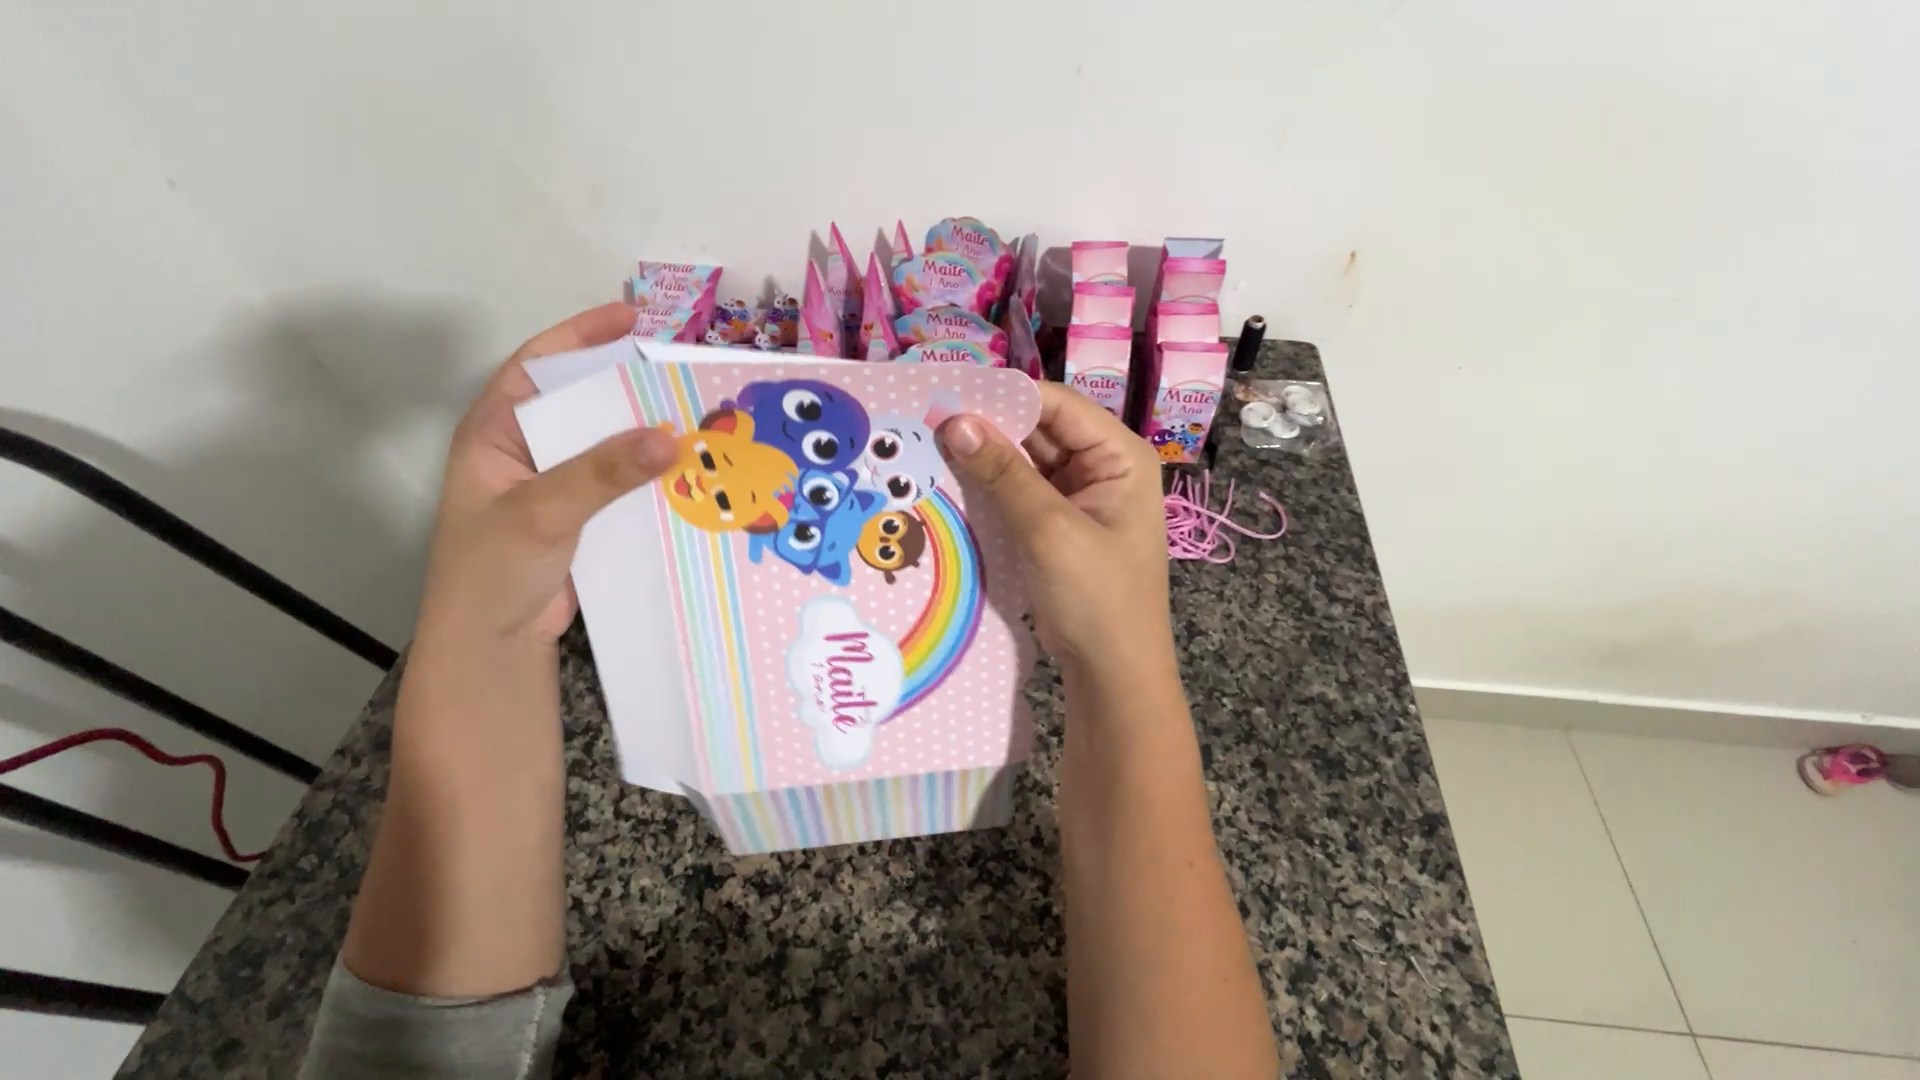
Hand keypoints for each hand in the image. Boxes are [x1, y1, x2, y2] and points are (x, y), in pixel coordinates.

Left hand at [416, 302, 676, 646]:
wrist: (491, 644)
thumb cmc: (491, 570)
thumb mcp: (541, 512)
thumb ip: (600, 474)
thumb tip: (669, 439)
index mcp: (495, 432)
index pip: (538, 366)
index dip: (582, 335)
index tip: (632, 317)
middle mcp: (526, 451)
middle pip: (583, 403)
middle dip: (629, 386)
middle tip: (682, 373)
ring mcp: (555, 486)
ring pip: (607, 446)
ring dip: (645, 435)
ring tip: (697, 418)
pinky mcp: (581, 518)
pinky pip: (620, 484)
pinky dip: (649, 476)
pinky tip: (687, 473)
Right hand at [938, 383, 1171, 675]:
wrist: (1112, 674)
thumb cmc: (1096, 598)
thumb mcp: (1049, 530)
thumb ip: (1003, 473)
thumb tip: (955, 421)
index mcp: (1118, 457)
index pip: (1057, 406)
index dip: (1004, 398)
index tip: (947, 396)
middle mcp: (1101, 468)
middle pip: (1039, 432)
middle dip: (988, 428)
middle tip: (926, 421)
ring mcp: (1078, 499)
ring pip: (1023, 463)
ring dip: (983, 459)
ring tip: (927, 446)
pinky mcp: (1056, 527)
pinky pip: (1018, 494)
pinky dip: (989, 490)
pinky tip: (949, 484)